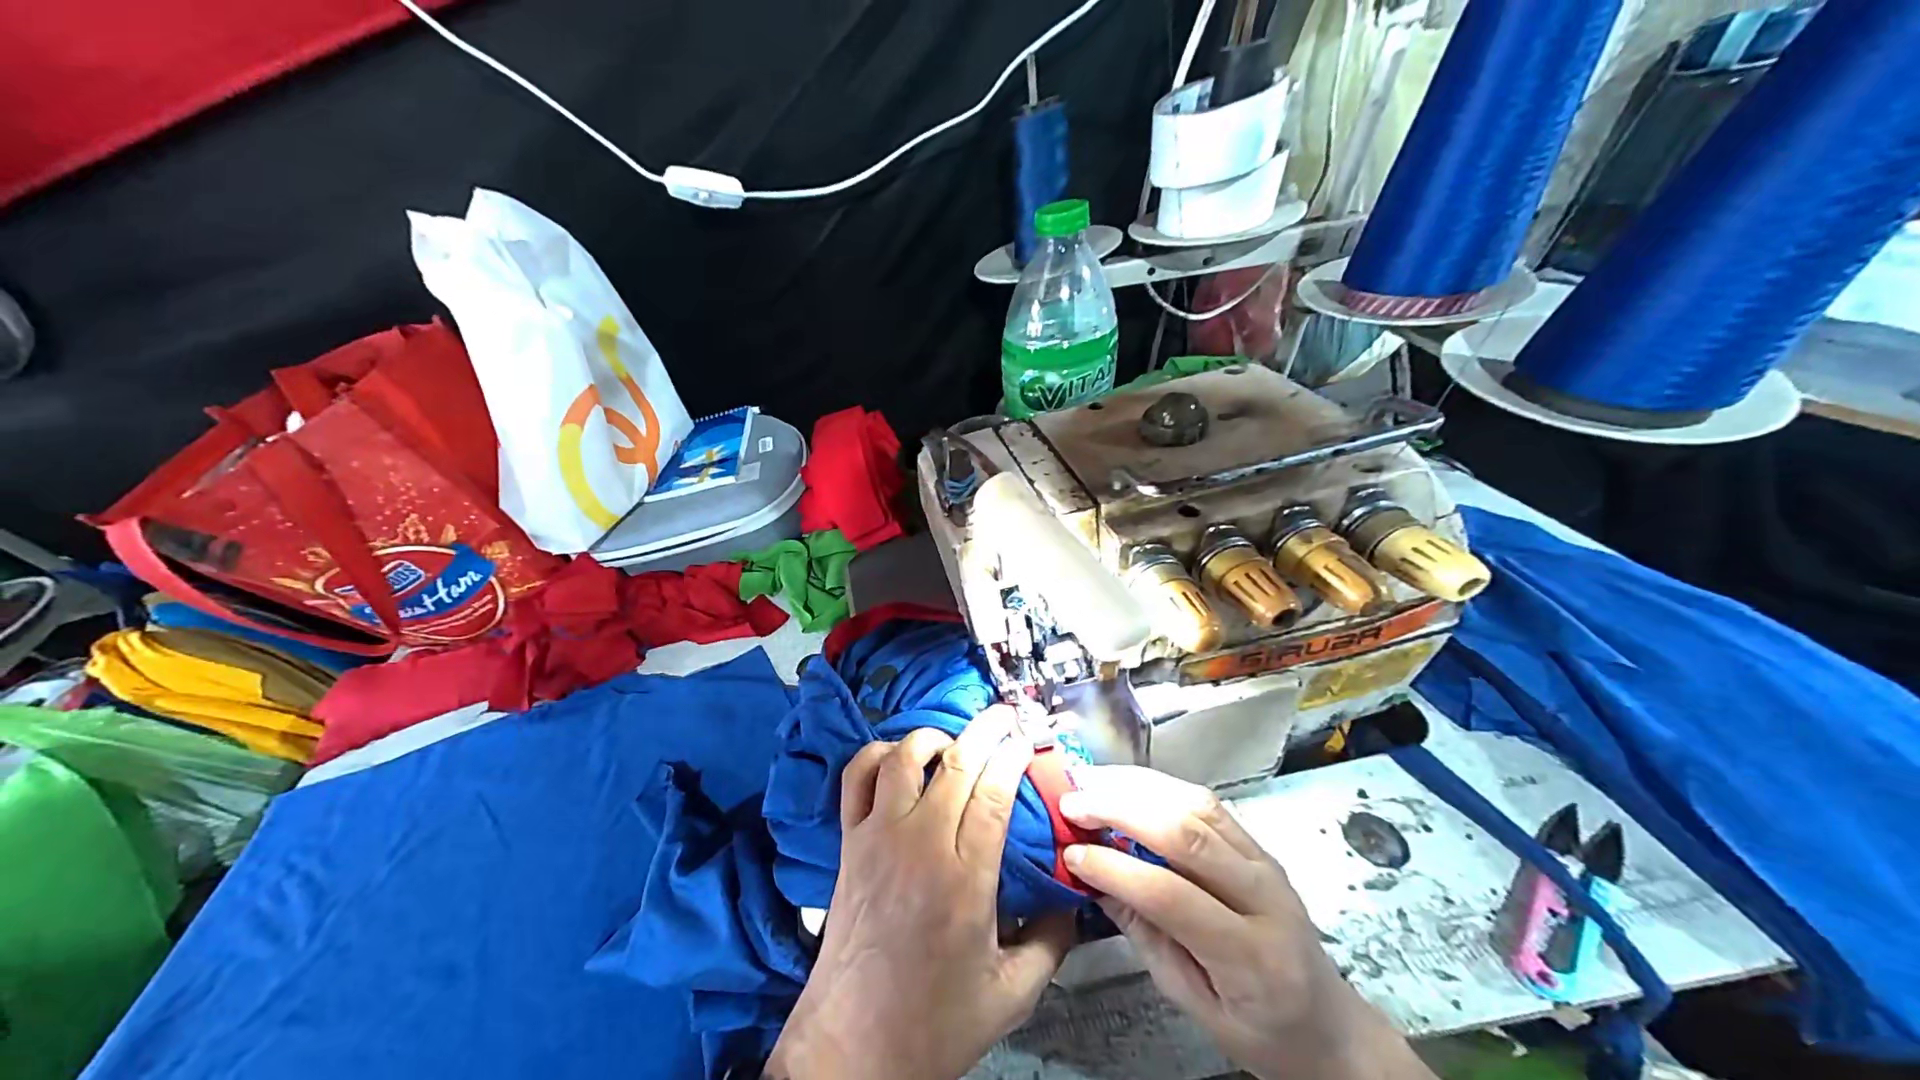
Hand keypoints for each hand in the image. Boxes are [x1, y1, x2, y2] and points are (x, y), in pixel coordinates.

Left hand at [767, 706, 1075, 1079]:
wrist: (851, 1047)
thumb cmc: (933, 1022)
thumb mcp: (1012, 993)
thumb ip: (1051, 940)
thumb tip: (1071, 901)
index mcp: (966, 877)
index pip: (995, 791)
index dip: (1015, 756)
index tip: (1028, 740)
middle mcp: (920, 844)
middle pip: (957, 763)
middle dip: (987, 729)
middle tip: (1006, 715)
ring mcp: (878, 837)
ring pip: (904, 758)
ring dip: (934, 737)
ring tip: (956, 741)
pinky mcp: (848, 843)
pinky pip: (855, 779)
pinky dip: (876, 755)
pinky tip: (896, 758)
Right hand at [1059, 766, 1435, 1079]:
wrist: (1330, 1024)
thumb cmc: (1260, 1029)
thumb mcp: (1194, 1002)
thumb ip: (1145, 936)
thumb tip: (1093, 879)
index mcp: (1251, 955)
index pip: (1173, 895)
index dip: (1116, 868)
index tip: (1072, 853)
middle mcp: (1264, 896)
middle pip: (1187, 833)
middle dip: (1121, 810)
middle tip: (1073, 803)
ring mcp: (1264, 862)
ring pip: (1197, 804)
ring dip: (1137, 786)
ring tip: (1091, 781)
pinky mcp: (1258, 845)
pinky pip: (1206, 802)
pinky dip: (1160, 785)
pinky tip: (1126, 783)